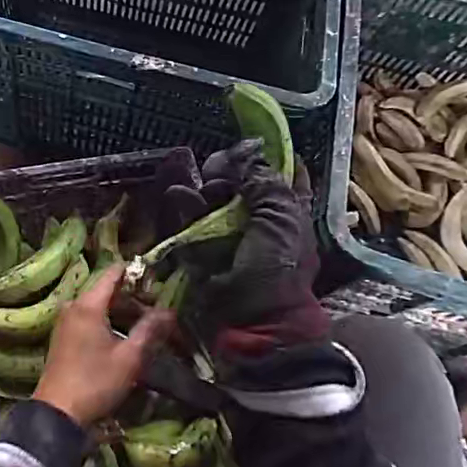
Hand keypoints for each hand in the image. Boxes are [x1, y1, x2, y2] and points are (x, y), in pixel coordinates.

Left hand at [33, 266, 171, 426]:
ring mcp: (66, 321)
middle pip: (108, 291)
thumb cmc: (95, 382)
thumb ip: (150, 329)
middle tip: (158, 311)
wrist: (57, 414)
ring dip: (122, 313)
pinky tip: (125, 337)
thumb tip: (170, 311)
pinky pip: (89, 318)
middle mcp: (73, 306)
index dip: (137, 274)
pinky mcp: (63, 336)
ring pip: (99, 306)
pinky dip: (108, 322)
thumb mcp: (129, 357)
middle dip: (134, 299)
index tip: (158, 282)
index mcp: (88, 304)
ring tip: (147, 326)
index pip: (114, 273)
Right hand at [186, 153, 329, 357]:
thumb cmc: (277, 267)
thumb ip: (263, 180)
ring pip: (213, 199)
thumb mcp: (279, 217)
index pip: (283, 174)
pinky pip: (192, 221)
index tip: (248, 145)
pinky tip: (178, 195)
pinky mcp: (205, 248)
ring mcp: (231, 234)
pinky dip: (185, 207)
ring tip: (194, 186)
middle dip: (227, 173)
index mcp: (288, 211)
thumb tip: (247, 151)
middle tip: (215, 170)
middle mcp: (260, 219)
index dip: (268, 157)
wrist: (254, 321)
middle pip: (241, 183)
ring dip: (203, 188)